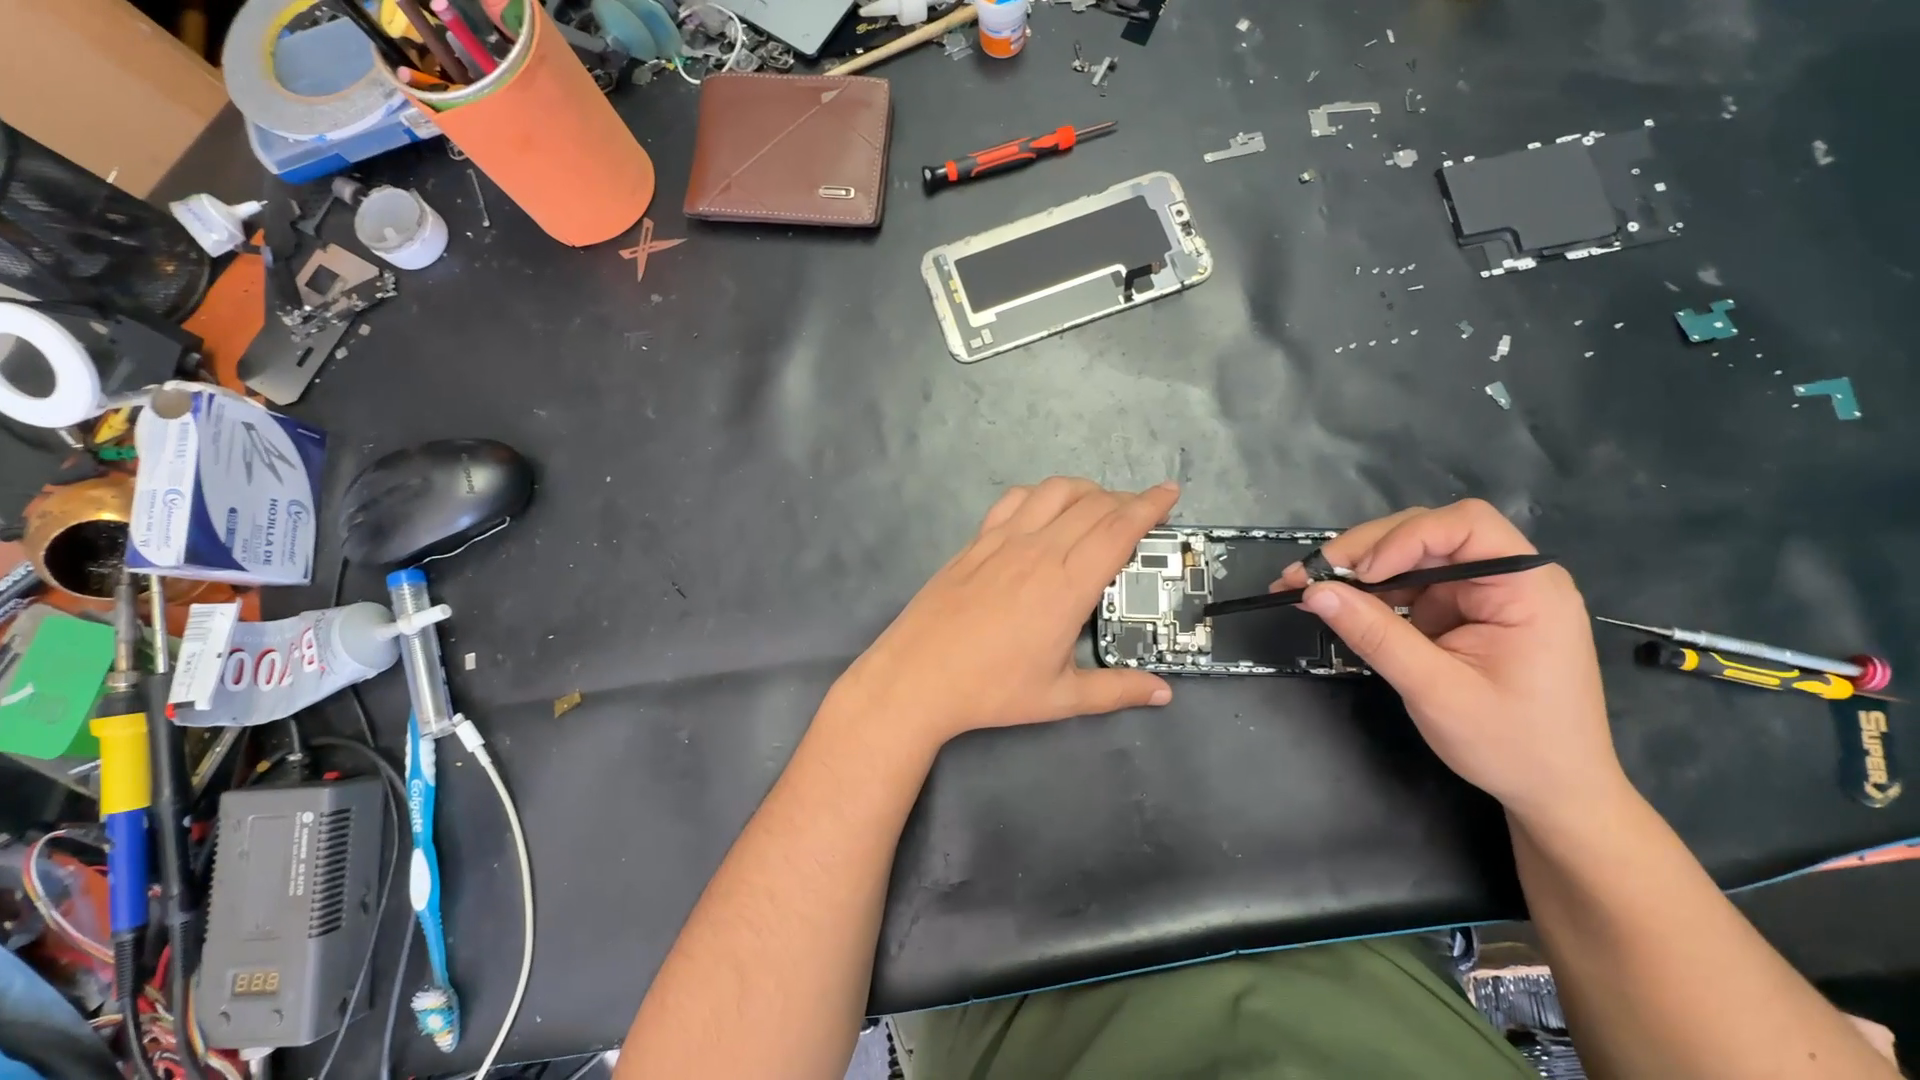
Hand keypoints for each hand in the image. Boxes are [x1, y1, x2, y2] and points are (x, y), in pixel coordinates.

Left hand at [829, 478, 1180, 745]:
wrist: (917, 676)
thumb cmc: (991, 690)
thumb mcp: (1060, 698)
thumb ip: (1116, 690)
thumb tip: (1163, 695)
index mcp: (1068, 585)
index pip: (1119, 530)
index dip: (1149, 506)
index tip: (1169, 492)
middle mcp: (1039, 551)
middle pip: (1093, 505)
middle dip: (1126, 500)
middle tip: (1142, 512)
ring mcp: (1003, 541)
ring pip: (1054, 492)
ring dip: (1086, 490)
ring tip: (1100, 505)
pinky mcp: (976, 542)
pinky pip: (1014, 500)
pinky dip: (1040, 494)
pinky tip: (1044, 508)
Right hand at [1272, 499, 1628, 826]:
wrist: (1555, 793)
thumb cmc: (1511, 745)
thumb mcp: (1436, 690)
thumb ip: (1376, 635)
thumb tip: (1314, 591)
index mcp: (1528, 587)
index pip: (1465, 525)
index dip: (1403, 538)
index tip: (1357, 575)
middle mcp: (1511, 578)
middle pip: (1431, 534)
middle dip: (1366, 551)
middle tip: (1305, 576)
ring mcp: (1488, 595)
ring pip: (1414, 557)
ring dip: (1360, 570)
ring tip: (1307, 589)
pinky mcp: (1467, 613)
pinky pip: (1415, 587)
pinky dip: (1373, 594)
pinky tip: (1339, 605)